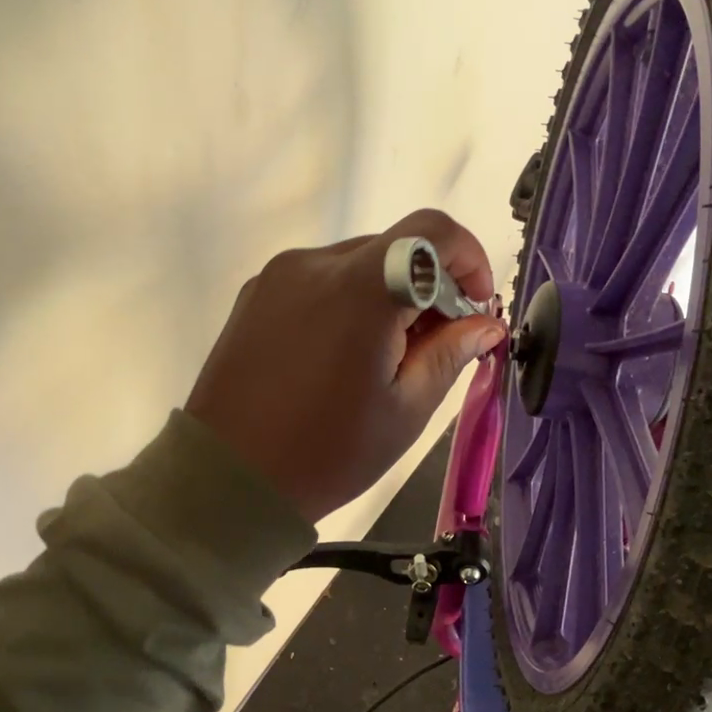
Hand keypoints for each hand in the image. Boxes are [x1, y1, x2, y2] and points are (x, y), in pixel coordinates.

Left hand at [185, 209, 509, 523]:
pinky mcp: (254, 296)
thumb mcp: (405, 410)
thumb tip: (484, 324)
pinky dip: (347, 304)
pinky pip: (319, 282)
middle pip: (395, 248)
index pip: (434, 233)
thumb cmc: (327, 453)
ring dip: (386, 296)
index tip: (475, 306)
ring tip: (383, 360)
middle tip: (435, 347)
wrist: (227, 478)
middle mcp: (317, 264)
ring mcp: (279, 277)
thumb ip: (450, 354)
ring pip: (356, 265)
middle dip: (429, 287)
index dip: (469, 259)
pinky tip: (341, 358)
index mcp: (363, 288)